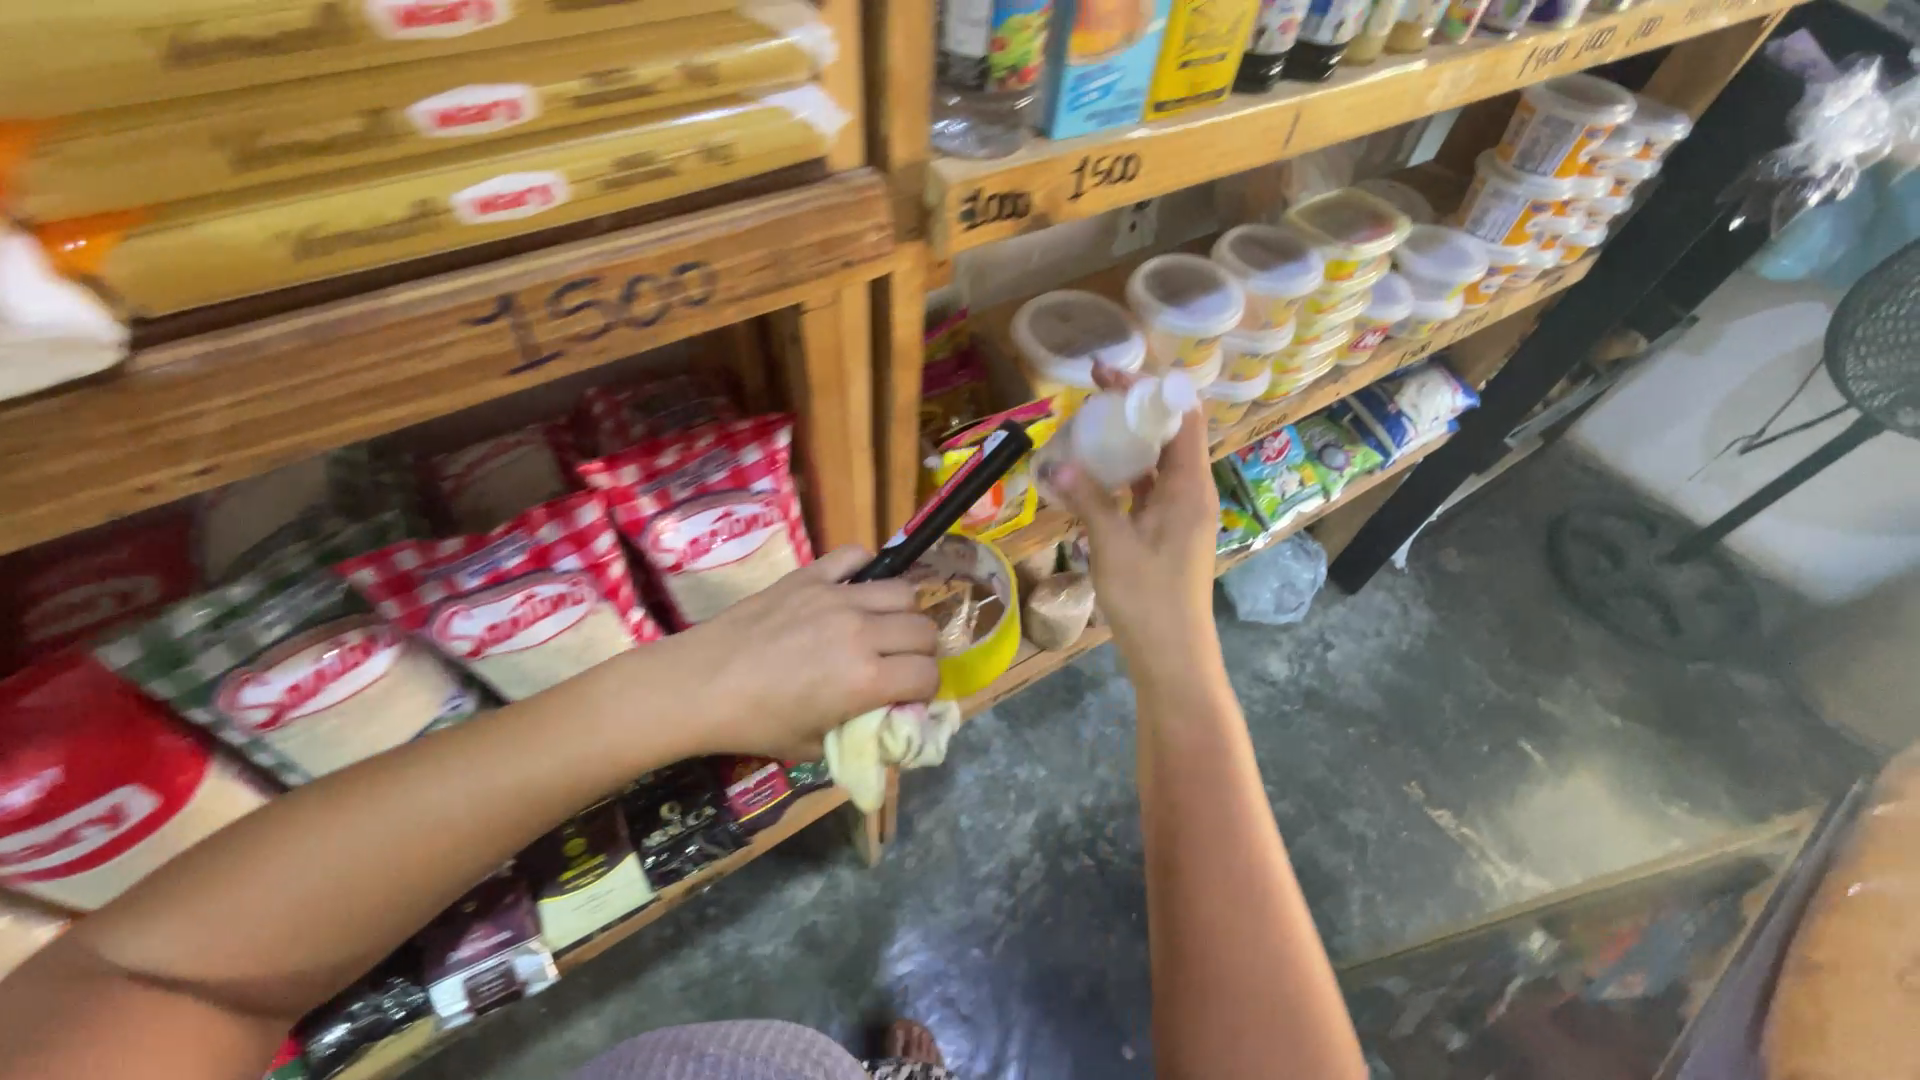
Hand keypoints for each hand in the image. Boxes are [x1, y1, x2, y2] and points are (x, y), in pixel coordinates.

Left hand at [663, 546, 940, 759]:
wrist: (699, 685)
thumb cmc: (755, 724)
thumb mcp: (815, 747)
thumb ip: (860, 733)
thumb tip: (889, 722)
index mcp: (865, 680)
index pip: (928, 674)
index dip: (925, 689)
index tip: (908, 696)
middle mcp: (862, 633)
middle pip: (925, 630)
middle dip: (920, 651)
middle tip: (898, 663)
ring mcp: (837, 597)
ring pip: (904, 591)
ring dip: (902, 613)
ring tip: (881, 626)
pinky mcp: (810, 576)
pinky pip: (855, 556)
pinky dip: (865, 569)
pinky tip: (856, 589)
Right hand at [1049, 410, 1220, 671]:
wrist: (1172, 656)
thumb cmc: (1149, 600)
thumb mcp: (1113, 546)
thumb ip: (1088, 499)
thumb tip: (1055, 464)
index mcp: (1189, 487)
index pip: (1180, 416)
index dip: (1147, 388)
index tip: (1107, 376)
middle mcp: (1190, 493)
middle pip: (1168, 434)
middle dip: (1131, 411)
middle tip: (1089, 396)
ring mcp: (1180, 514)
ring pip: (1155, 463)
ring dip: (1125, 443)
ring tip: (1086, 430)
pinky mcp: (1166, 533)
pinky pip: (1146, 490)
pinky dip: (1122, 477)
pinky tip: (1091, 477)